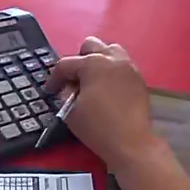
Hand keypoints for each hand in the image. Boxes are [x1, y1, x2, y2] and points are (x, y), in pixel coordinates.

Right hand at [44, 37, 160, 171]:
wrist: (131, 143)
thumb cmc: (98, 127)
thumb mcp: (70, 111)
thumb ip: (65, 93)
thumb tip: (68, 87)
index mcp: (93, 64)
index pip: (66, 64)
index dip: (54, 78)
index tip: (50, 91)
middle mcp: (113, 59)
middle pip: (90, 46)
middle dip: (78, 61)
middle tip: (74, 81)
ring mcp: (129, 67)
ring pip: (110, 50)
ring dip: (98, 61)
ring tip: (92, 80)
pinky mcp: (139, 79)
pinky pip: (122, 65)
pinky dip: (112, 71)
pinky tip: (107, 88)